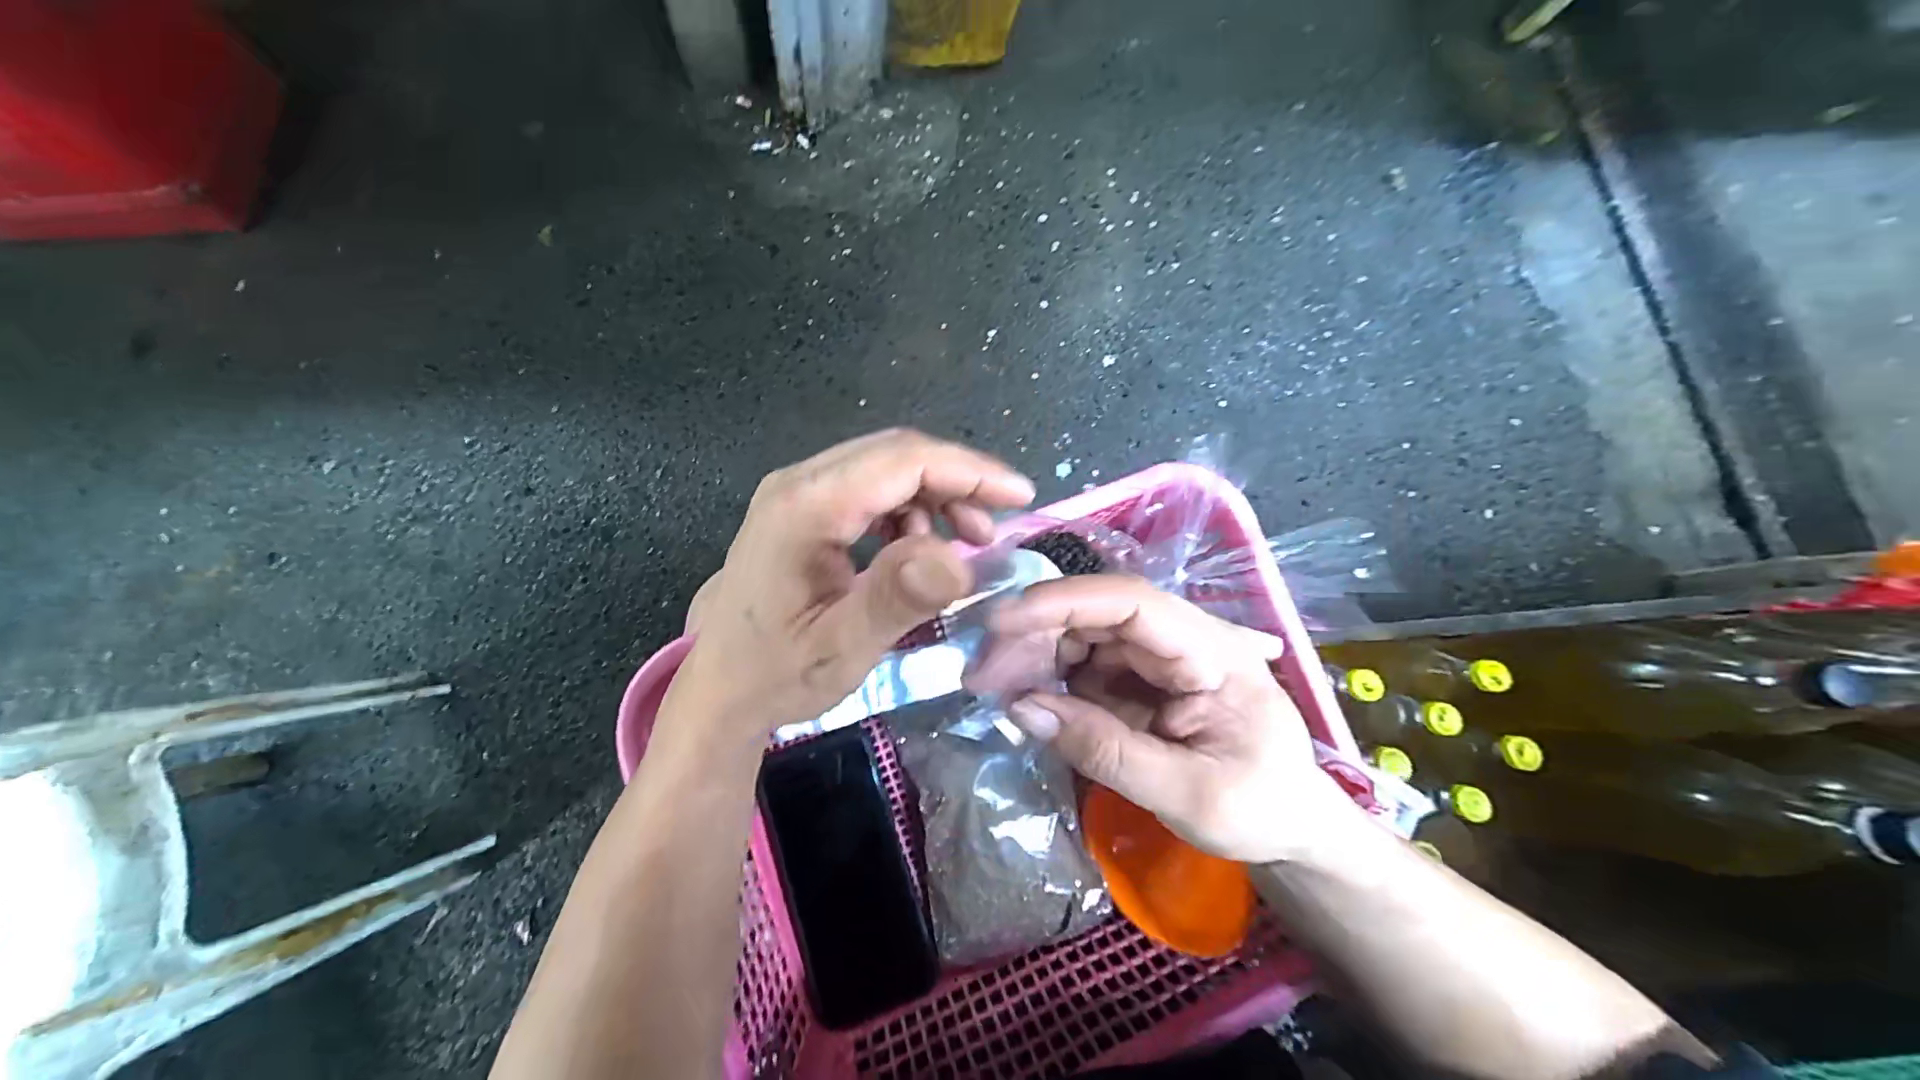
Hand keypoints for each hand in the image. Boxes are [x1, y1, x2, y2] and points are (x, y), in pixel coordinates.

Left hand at [661, 429, 1035, 743]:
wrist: (718, 687)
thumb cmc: (776, 673)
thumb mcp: (842, 647)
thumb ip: (896, 598)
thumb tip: (959, 559)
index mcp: (805, 507)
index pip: (903, 462)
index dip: (970, 471)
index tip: (1020, 495)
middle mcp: (799, 483)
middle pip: (896, 455)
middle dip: (959, 481)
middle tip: (998, 526)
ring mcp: (797, 493)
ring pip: (886, 467)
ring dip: (936, 496)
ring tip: (968, 541)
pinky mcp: (802, 509)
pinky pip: (870, 488)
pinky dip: (909, 508)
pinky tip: (921, 546)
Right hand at [990, 575, 1361, 863]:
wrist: (1291, 826)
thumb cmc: (1261, 810)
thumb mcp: (1188, 795)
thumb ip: (1106, 751)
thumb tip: (1022, 709)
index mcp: (1213, 652)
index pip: (1132, 603)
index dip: (1063, 602)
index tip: (1002, 623)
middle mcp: (1182, 639)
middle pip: (1096, 613)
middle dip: (1034, 634)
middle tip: (980, 675)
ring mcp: (1159, 656)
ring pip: (1082, 633)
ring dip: (1033, 654)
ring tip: (992, 689)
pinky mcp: (1140, 677)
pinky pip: (1083, 663)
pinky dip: (1047, 677)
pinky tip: (1023, 698)